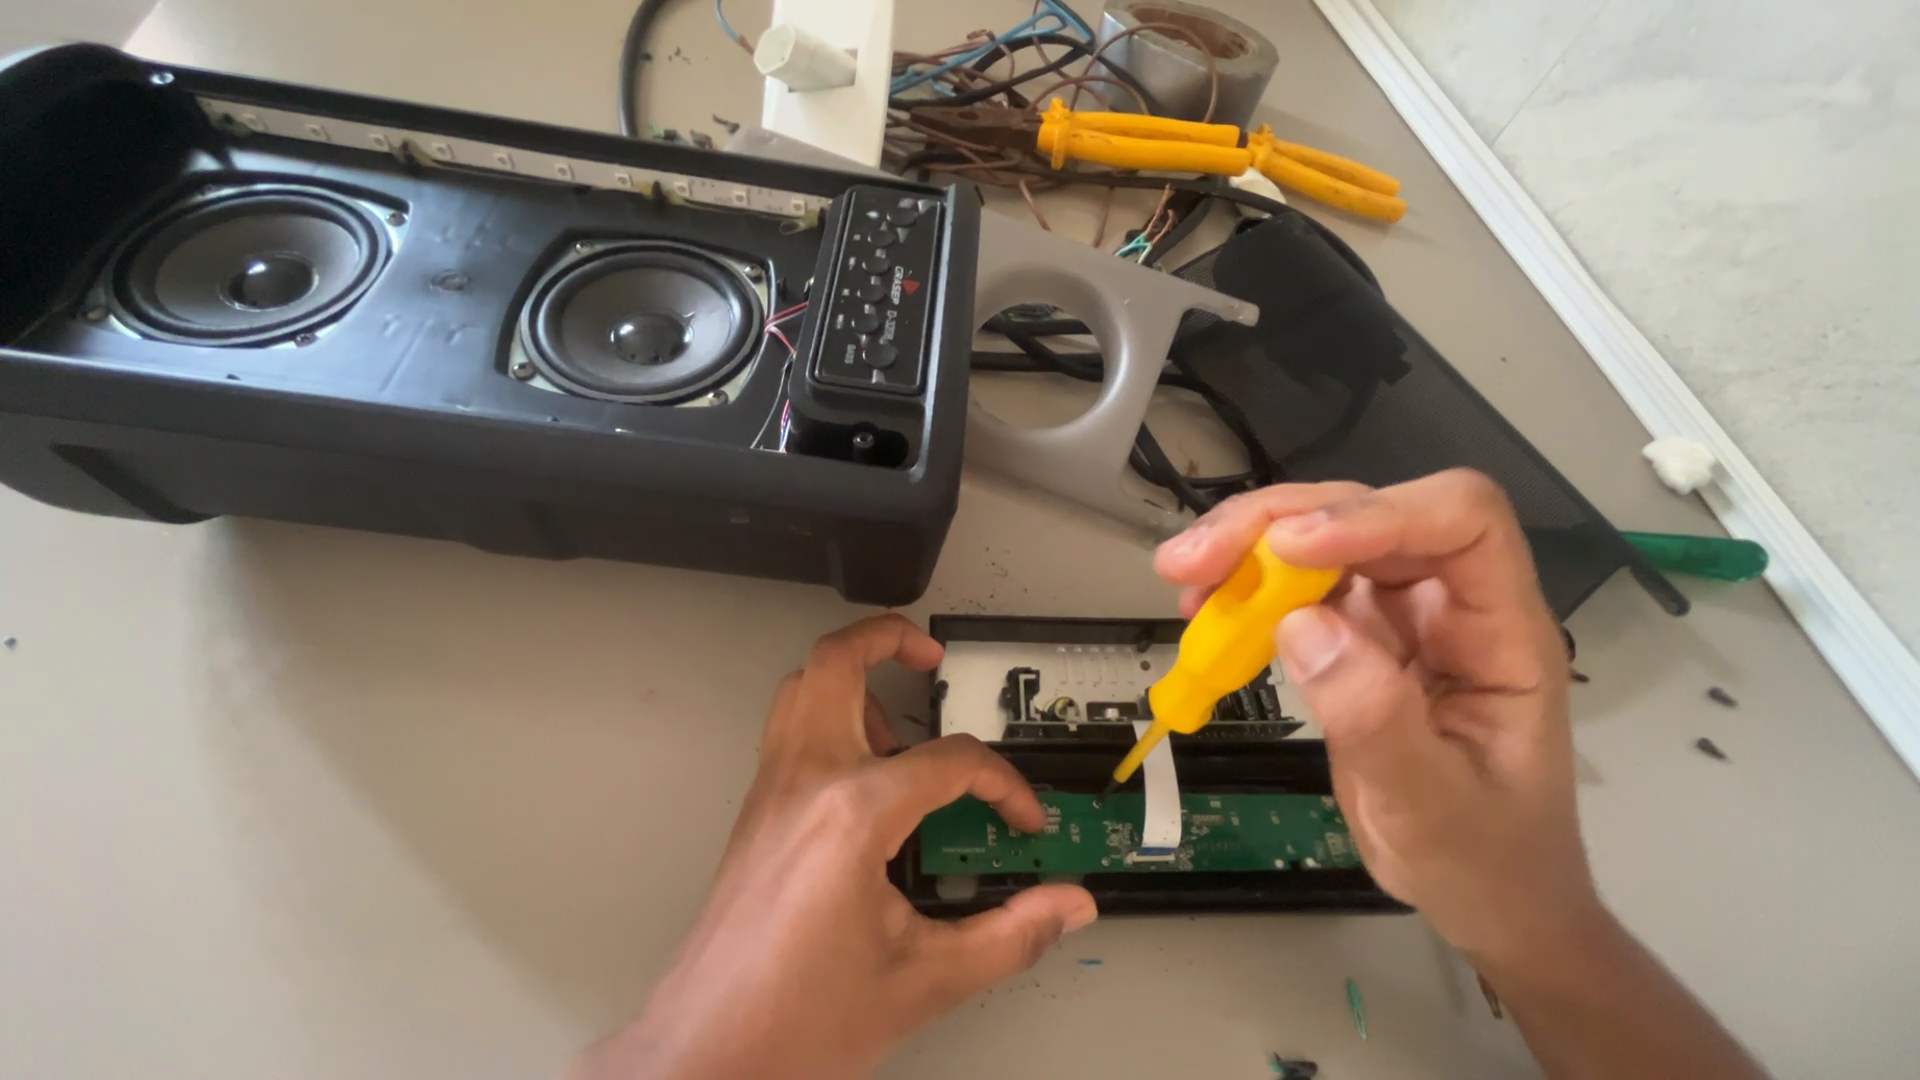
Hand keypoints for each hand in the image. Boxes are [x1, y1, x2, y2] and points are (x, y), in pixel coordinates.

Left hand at [569, 615, 1096, 1079]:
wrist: (704, 1057)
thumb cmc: (802, 1022)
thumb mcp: (925, 981)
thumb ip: (1010, 936)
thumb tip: (1069, 907)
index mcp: (852, 814)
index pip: (951, 762)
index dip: (1002, 785)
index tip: (1021, 820)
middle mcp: (804, 779)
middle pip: (837, 661)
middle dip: (889, 637)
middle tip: (931, 656)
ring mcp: (771, 788)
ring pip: (803, 685)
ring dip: (854, 676)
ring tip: (901, 718)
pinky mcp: (756, 809)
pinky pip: (791, 726)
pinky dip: (831, 715)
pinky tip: (866, 771)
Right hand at [1155, 471, 1600, 968]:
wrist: (1481, 891)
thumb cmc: (1483, 859)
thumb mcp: (1433, 809)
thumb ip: (1377, 720)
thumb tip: (1299, 624)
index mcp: (1500, 629)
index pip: (1459, 522)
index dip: (1375, 514)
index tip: (1286, 548)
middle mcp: (1447, 600)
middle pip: (1368, 510)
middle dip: (1276, 522)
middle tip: (1191, 560)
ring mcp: (1394, 612)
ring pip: (1318, 537)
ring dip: (1244, 544)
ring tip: (1180, 574)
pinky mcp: (1349, 632)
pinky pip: (1289, 585)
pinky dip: (1238, 586)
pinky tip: (1199, 608)